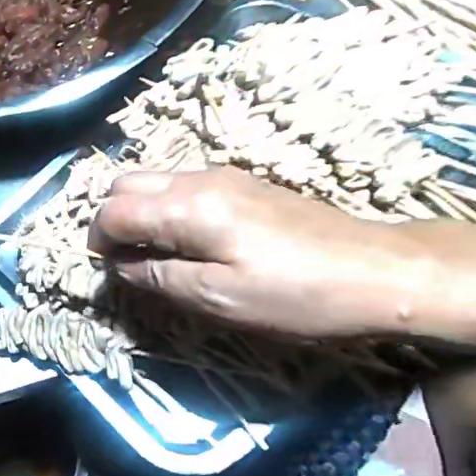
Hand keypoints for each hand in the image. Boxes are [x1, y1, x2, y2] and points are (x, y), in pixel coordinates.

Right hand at [86, 168, 434, 339]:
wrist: (378, 271)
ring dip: (138, 213)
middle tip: (125, 261)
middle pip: (126, 183)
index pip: (114, 210)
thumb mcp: (219, 299)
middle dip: (111, 219)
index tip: (106, 271)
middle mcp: (199, 179)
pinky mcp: (243, 184)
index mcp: (188, 206)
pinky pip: (181, 186)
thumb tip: (121, 265)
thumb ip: (159, 278)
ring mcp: (223, 176)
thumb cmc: (295, 294)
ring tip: (154, 255)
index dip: (97, 241)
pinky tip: (187, 243)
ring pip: (153, 180)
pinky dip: (164, 209)